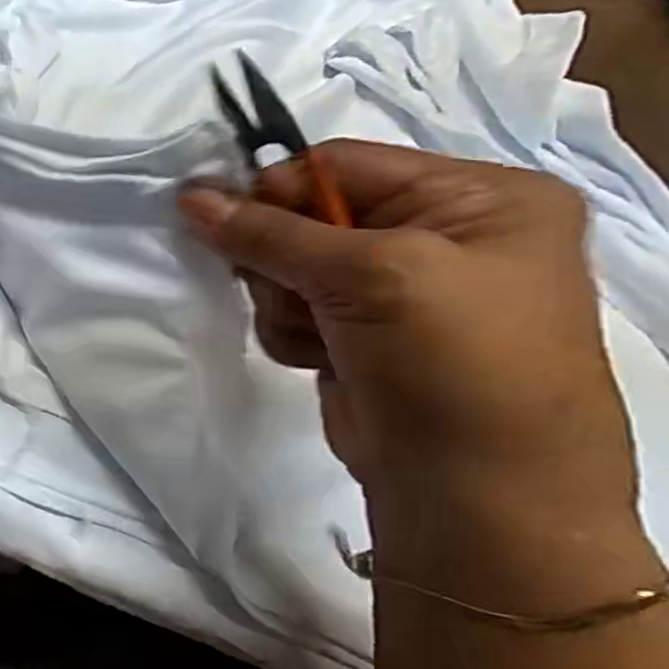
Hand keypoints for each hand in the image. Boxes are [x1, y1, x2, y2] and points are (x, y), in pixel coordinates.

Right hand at [177, 140, 637, 530]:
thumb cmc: (452, 364)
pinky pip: (297, 310)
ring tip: (313, 335)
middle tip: (282, 288)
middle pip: (313, 215)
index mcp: (478, 198)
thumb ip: (270, 233)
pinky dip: (292, 330)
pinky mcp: (366, 337)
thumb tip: (189, 196)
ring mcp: (401, 292)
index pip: (346, 163)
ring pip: (294, 266)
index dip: (280, 188)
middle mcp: (443, 237)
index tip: (222, 215)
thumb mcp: (369, 276)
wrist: (478, 504)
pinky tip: (318, 360)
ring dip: (285, 298)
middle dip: (283, 254)